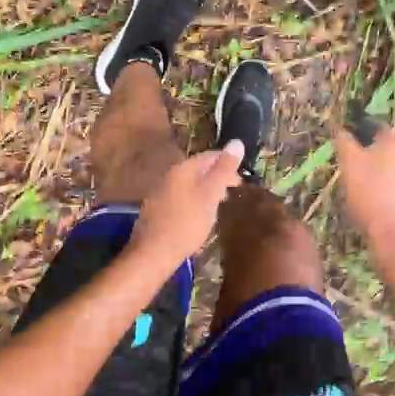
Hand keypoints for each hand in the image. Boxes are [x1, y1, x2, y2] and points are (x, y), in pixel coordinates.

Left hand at [127, 142, 243, 267]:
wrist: (153, 253)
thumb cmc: (186, 223)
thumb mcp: (210, 195)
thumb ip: (223, 170)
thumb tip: (237, 142)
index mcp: (183, 169)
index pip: (209, 156)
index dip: (227, 163)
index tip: (241, 178)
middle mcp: (169, 175)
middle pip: (198, 170)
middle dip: (217, 177)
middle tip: (233, 191)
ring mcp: (161, 192)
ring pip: (190, 184)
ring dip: (207, 190)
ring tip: (220, 204)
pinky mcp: (157, 210)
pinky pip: (182, 198)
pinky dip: (195, 201)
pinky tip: (199, 216)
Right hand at [334, 123, 394, 267]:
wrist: (394, 236)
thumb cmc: (369, 194)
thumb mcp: (349, 164)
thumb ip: (344, 142)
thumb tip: (341, 129)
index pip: (376, 130)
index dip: (360, 138)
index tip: (349, 152)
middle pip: (385, 151)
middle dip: (371, 159)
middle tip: (354, 176)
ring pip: (394, 170)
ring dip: (381, 177)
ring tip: (364, 194)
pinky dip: (391, 193)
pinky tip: (379, 207)